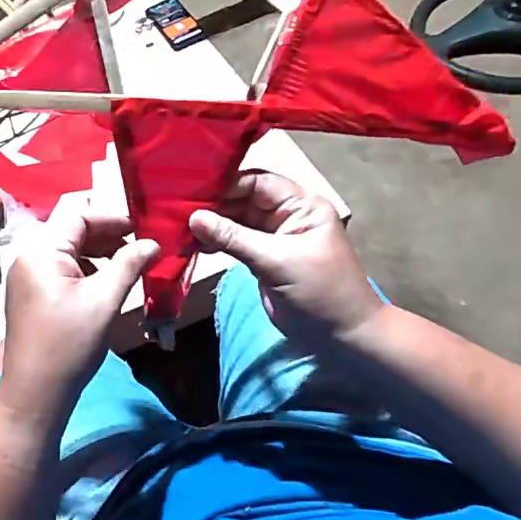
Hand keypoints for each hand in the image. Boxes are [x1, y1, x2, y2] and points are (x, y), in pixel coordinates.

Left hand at [0, 206, 157, 418]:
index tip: (143, 229)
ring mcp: (29, 277)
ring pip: (70, 250)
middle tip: (142, 247)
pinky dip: (88, 269)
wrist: (36, 395)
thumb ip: (129, 265)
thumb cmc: (70, 345)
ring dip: (101, 252)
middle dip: (109, 235)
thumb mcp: (105, 301)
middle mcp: (30, 258)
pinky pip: (63, 269)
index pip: (78, 215)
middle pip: (73, 231)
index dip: (113, 218)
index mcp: (41, 253)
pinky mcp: (33, 294)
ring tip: (130, 264)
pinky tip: (108, 283)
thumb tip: (153, 243)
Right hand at [188, 170, 382, 343]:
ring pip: (237, 221)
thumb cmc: (320, 293)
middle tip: (177, 211)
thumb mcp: (277, 262)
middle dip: (214, 205)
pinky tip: (195, 245)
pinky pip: (236, 242)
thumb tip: (194, 217)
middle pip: (244, 199)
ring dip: (212, 225)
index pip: (259, 182)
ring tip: (181, 230)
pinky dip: (217, 243)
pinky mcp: (264, 259)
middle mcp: (288, 215)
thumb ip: (235, 238)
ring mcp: (275, 237)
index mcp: (302, 205)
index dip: (226, 185)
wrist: (343, 337)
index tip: (192, 190)